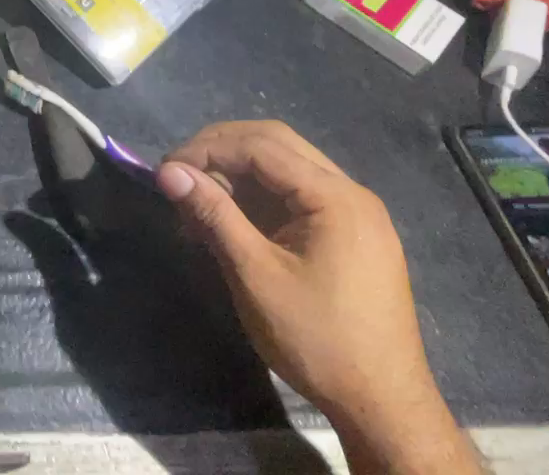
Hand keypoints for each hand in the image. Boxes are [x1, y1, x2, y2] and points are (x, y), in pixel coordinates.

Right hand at [155, 121, 478, 474]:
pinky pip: (296, 193)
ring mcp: (354, 213)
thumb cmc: (317, 339)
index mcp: (336, 197)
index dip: (207, 150)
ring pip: (285, 166)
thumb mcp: (255, 275)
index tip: (165, 172)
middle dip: (220, 150)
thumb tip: (167, 172)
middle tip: (178, 175)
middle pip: (275, 144)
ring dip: (237, 171)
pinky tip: (230, 217)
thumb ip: (213, 214)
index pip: (260, 146)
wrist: (383, 405)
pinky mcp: (349, 234)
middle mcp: (350, 193)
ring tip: (197, 198)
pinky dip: (258, 195)